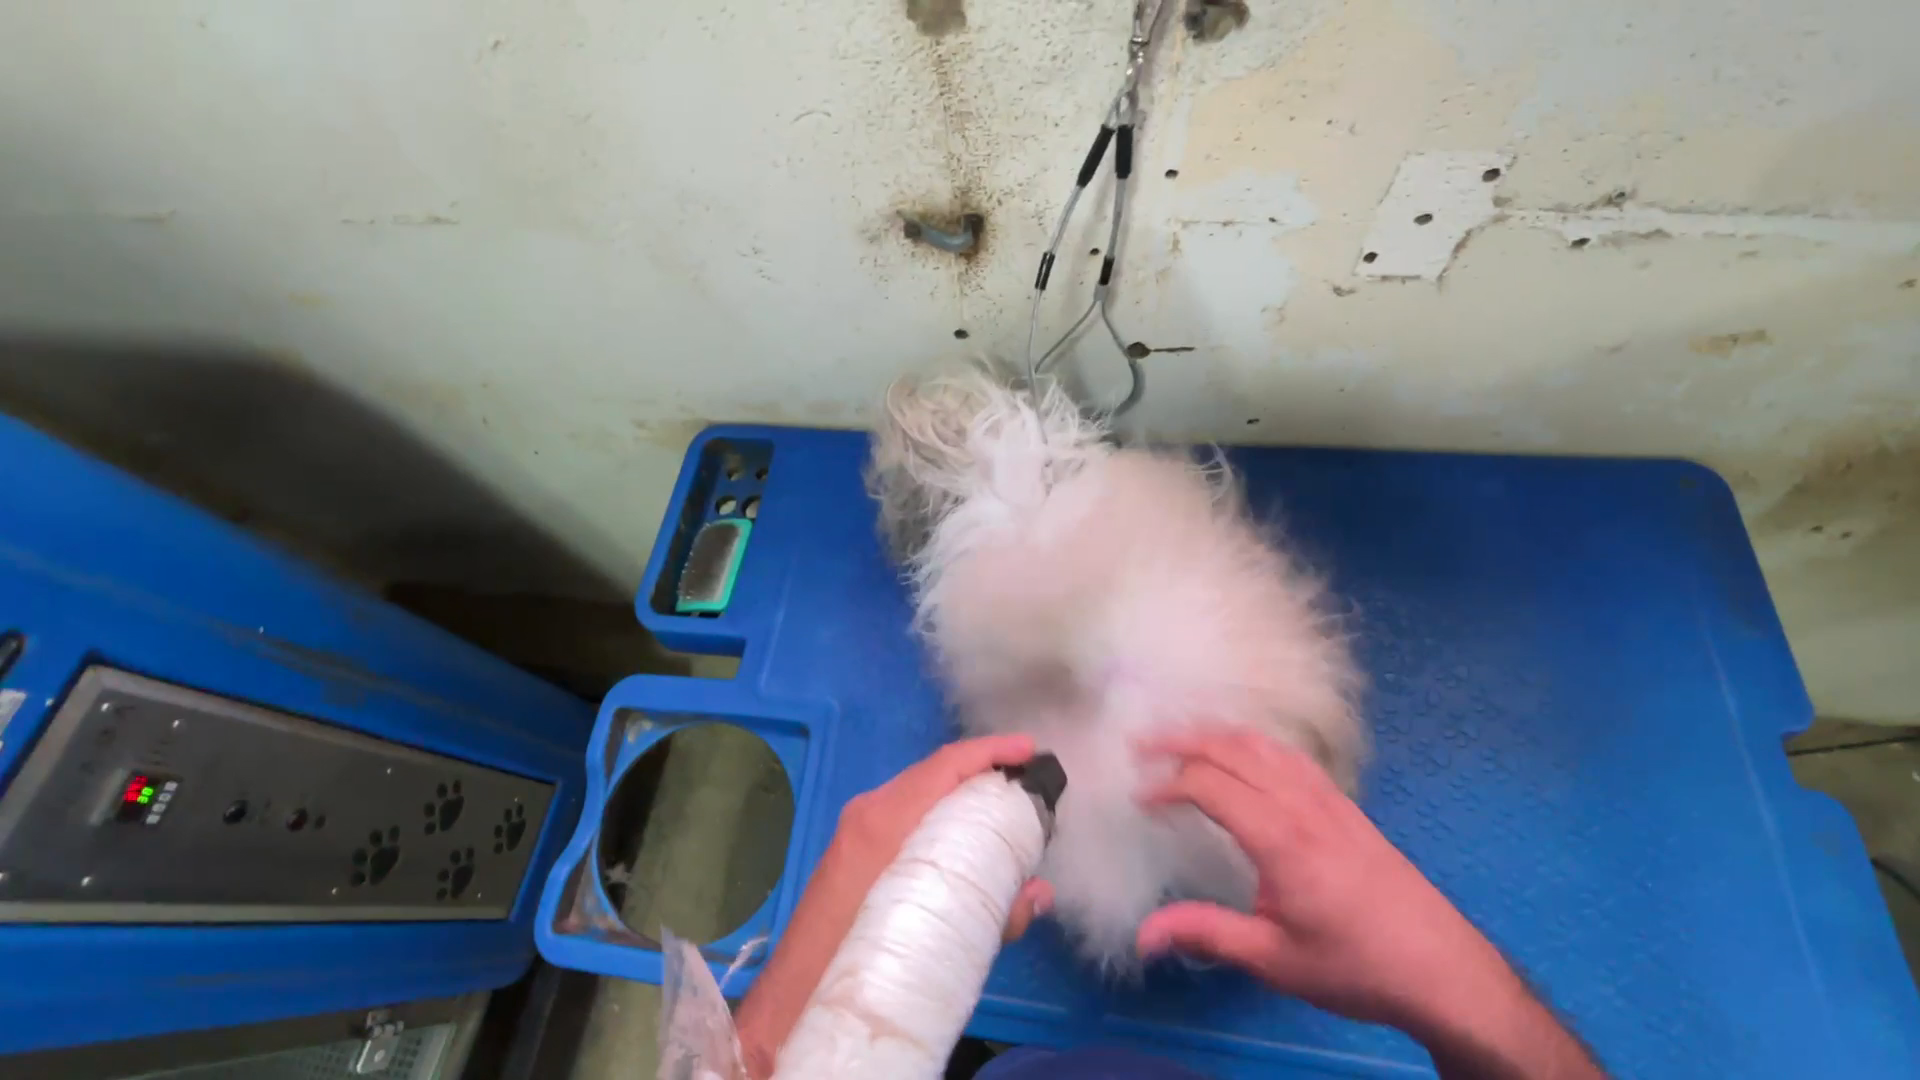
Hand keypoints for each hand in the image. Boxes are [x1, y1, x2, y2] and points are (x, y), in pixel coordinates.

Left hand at [735, 735, 1052, 1077]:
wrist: (798, 1000)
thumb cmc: (871, 963)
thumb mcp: (943, 942)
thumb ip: (998, 915)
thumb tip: (1040, 893)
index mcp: (885, 820)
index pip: (945, 766)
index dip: (991, 751)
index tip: (1031, 751)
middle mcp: (869, 811)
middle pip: (934, 774)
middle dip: (982, 772)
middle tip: (1026, 785)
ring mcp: (855, 827)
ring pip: (919, 793)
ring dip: (961, 793)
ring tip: (1004, 807)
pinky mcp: (850, 847)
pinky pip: (905, 814)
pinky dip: (940, 814)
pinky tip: (964, 836)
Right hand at [1134, 731, 1521, 1030]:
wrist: (1443, 970)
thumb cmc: (1355, 966)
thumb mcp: (1274, 959)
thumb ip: (1206, 934)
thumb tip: (1142, 936)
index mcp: (1280, 838)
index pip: (1209, 785)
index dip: (1167, 785)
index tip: (1139, 800)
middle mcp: (1301, 804)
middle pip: (1232, 748)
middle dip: (1180, 741)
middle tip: (1141, 746)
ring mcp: (1327, 798)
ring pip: (1262, 743)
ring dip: (1216, 734)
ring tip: (1180, 740)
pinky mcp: (1343, 803)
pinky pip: (1288, 754)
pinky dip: (1251, 741)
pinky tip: (1241, 753)